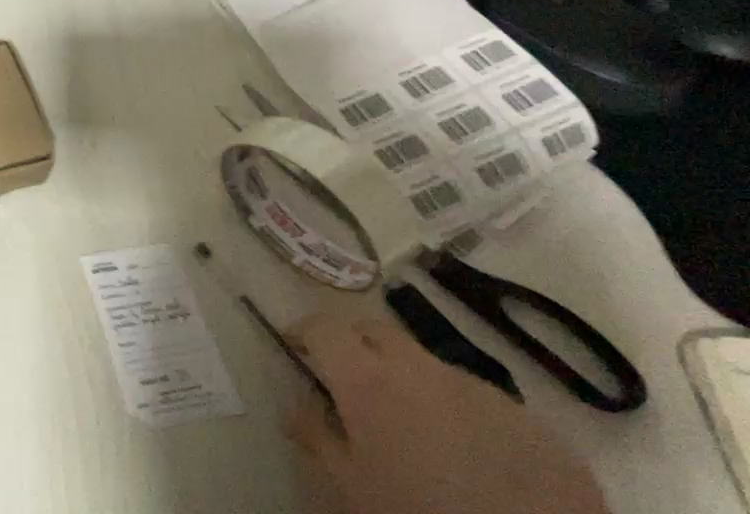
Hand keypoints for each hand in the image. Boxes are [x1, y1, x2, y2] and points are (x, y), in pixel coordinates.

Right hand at [285, 314, 609, 513]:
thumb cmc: (417, 511)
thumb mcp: (351, 485)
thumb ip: (317, 438)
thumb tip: (296, 409)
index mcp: (368, 380)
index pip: (323, 326)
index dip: (304, 331)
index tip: (296, 348)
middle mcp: (420, 369)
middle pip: (376, 330)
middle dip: (355, 344)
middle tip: (348, 379)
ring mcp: (478, 389)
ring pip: (427, 363)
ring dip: (408, 377)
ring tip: (411, 423)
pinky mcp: (526, 418)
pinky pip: (475, 396)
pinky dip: (455, 407)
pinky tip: (464, 450)